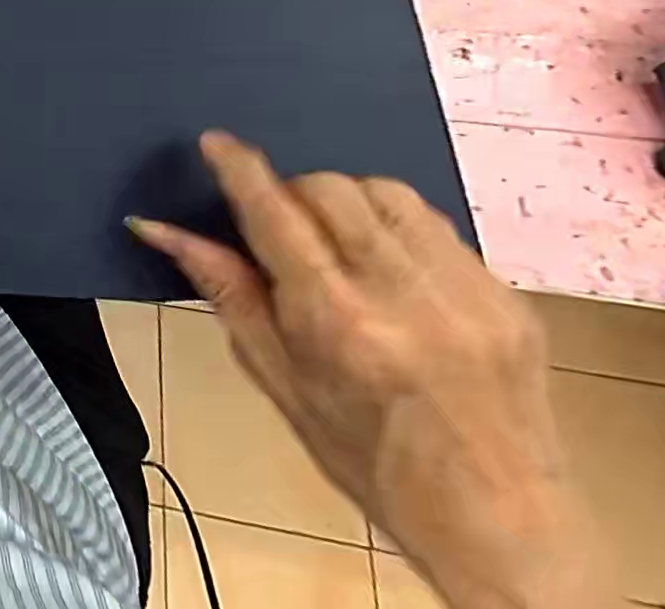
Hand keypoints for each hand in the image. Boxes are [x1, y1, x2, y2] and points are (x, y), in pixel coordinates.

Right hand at [127, 132, 615, 608]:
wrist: (499, 524)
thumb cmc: (356, 451)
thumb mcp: (269, 371)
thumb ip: (220, 286)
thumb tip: (155, 228)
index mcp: (338, 322)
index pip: (277, 216)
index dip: (241, 170)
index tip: (216, 141)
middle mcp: (407, 296)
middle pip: (332, 190)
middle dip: (289, 190)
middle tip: (274, 224)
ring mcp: (470, 293)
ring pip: (387, 192)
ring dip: (340, 199)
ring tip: (327, 237)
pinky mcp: (509, 297)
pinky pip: (434, 223)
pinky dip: (389, 222)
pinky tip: (379, 261)